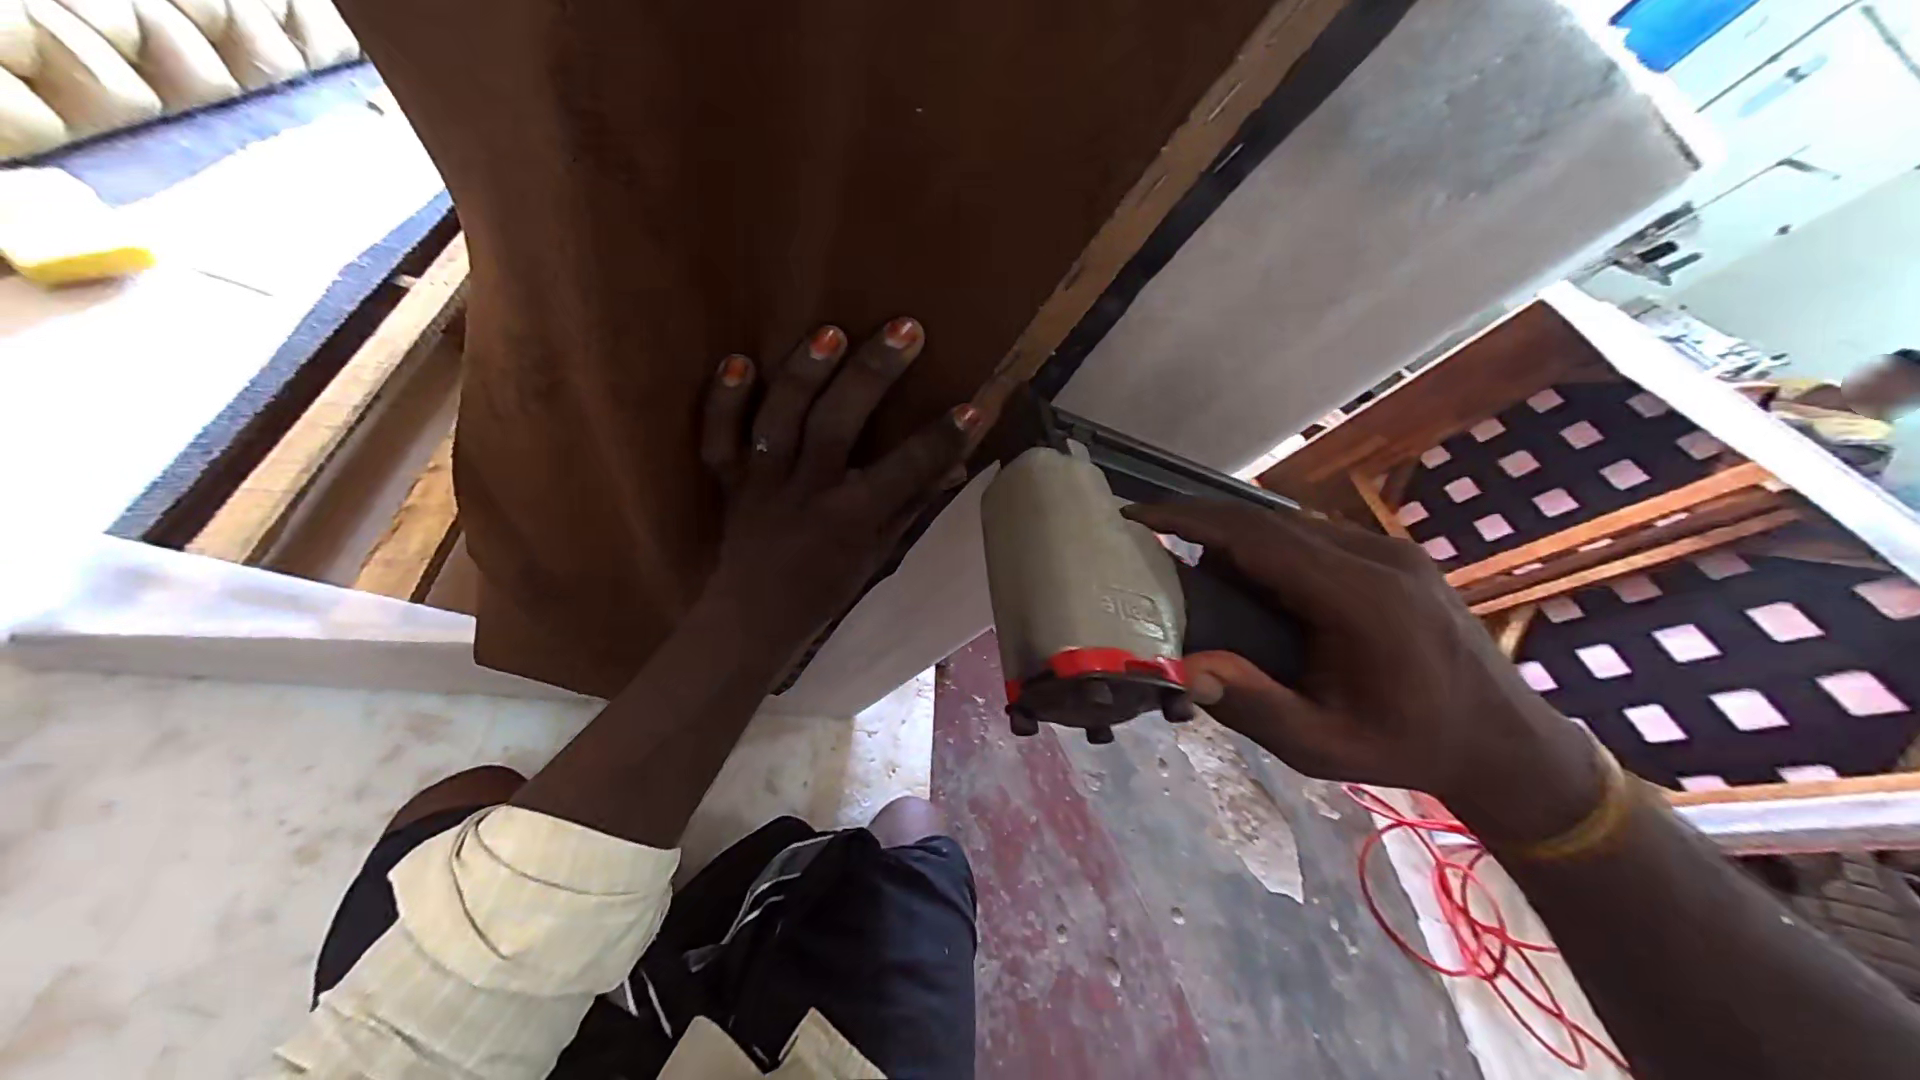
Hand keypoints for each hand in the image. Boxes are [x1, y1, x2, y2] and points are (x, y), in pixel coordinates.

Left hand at [697, 319, 978, 669]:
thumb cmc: (827, 588)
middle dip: (873, 376)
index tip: (975, 404)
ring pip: (780, 419)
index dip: (943, 436)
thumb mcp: (879, 552)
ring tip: (832, 333)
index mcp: (852, 517)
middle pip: (838, 425)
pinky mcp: (730, 479)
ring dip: (804, 374)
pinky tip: (737, 361)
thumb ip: (913, 503)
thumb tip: (955, 465)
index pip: (906, 469)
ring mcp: (764, 482)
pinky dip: (723, 401)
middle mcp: (808, 491)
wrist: (754, 618)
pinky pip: (719, 438)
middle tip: (905, 330)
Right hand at [1122, 499, 1602, 844]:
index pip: (1259, 538)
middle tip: (1152, 546)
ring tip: (1203, 581)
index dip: (1191, 520)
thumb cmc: (1407, 746)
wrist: (1504, 738)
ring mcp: (1389, 550)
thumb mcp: (1323, 745)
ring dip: (1235, 540)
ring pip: (1288, 524)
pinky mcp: (1392, 554)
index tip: (1138, 516)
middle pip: (1267, 520)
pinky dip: (1267, 549)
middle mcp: (1377, 558)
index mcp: (1361, 601)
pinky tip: (1256, 587)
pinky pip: (1312, 536)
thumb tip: (1183, 669)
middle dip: (1201, 526)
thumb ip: (1253, 706)